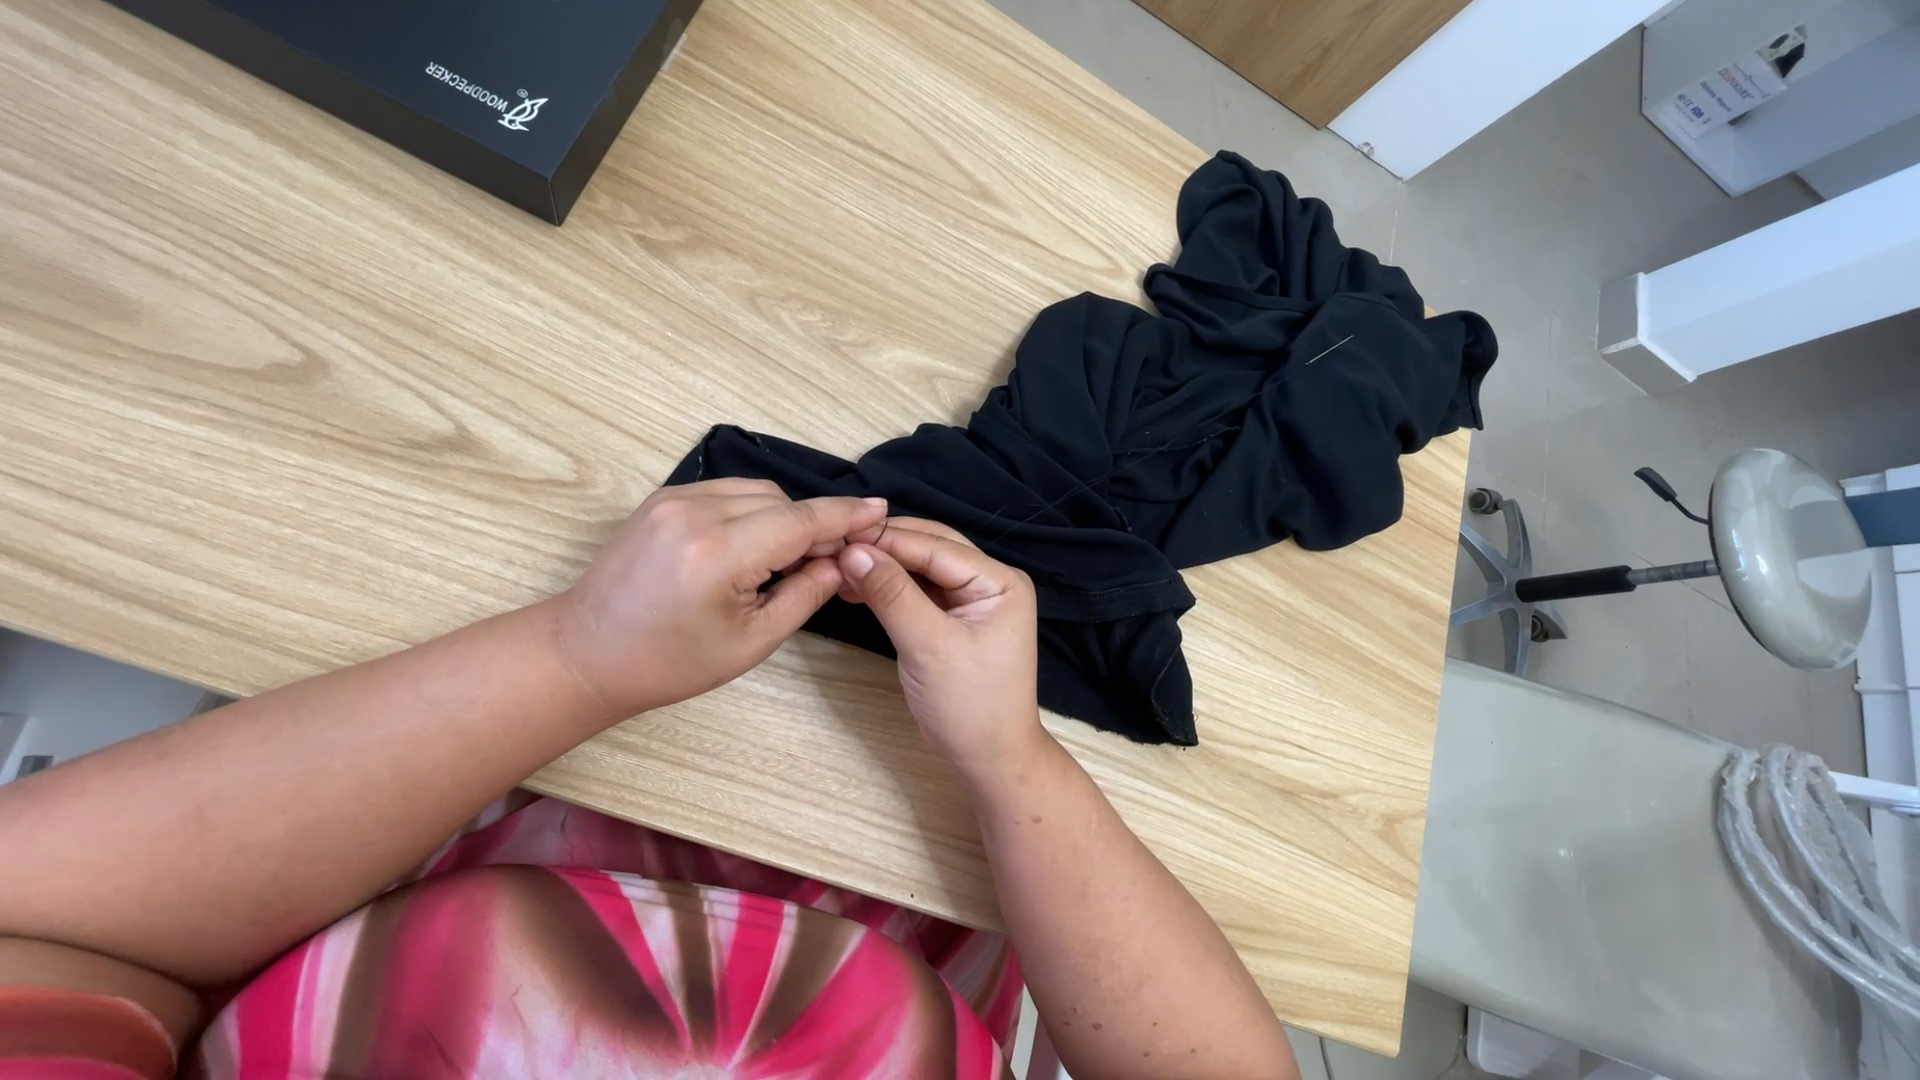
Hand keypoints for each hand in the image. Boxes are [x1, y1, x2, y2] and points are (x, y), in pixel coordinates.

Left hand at [551, 479, 886, 717]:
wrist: (586, 652)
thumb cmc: (670, 662)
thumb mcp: (751, 642)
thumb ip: (805, 595)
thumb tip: (843, 562)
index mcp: (719, 553)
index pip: (801, 520)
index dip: (846, 515)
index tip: (881, 511)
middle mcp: (695, 512)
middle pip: (782, 501)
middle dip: (814, 524)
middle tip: (832, 559)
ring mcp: (674, 499)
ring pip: (757, 491)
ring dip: (783, 516)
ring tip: (788, 557)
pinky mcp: (662, 498)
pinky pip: (728, 491)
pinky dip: (753, 510)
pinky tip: (754, 544)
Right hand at [836, 519, 1046, 779]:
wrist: (988, 758)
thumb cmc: (968, 704)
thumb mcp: (928, 646)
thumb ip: (892, 595)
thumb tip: (852, 551)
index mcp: (999, 581)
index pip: (937, 546)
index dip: (888, 540)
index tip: (840, 536)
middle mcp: (989, 581)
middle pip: (930, 548)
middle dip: (884, 548)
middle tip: (835, 546)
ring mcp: (971, 600)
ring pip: (920, 569)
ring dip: (882, 568)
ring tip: (836, 567)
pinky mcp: (952, 618)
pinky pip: (917, 591)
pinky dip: (887, 589)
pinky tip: (854, 588)